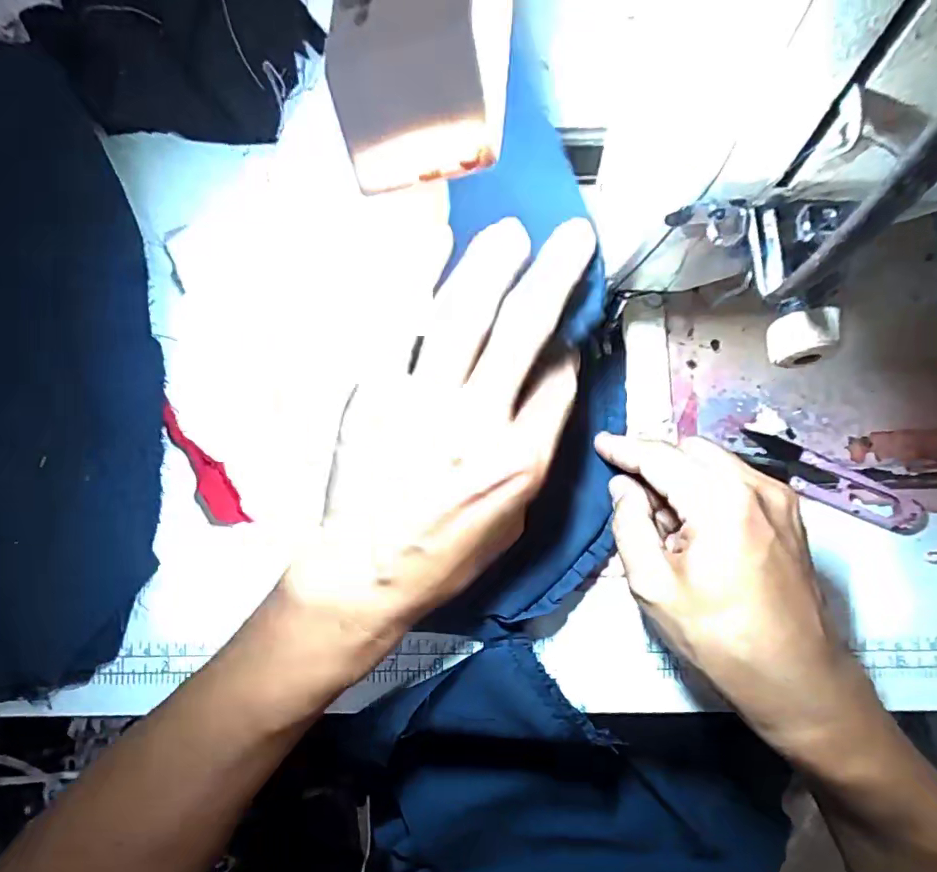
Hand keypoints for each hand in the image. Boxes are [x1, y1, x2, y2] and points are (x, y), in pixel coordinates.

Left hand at [277, 217, 597, 657]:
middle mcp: (476, 425)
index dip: (569, 351)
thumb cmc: (444, 560)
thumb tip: (542, 401)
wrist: (364, 575)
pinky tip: (432, 242)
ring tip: (512, 232)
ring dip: (491, 266)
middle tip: (573, 238)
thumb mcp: (513, 525)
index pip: (558, 384)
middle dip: (553, 278)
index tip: (570, 334)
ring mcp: (421, 404)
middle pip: (522, 334)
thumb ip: (532, 460)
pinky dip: (414, 278)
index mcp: (519, 463)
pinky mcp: (373, 395)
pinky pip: (396, 326)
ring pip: (462, 317)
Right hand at [594, 433, 881, 759]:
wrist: (794, 674)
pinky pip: (740, 483)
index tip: (601, 443)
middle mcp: (756, 485)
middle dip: (658, 465)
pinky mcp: (792, 516)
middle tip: (636, 504)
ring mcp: (781, 498)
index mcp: (721, 499)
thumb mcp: (654, 587)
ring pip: (718, 464)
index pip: (663, 456)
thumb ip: (630, 526)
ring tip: (670, 528)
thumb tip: (624, 488)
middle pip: (693, 451)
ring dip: (685, 479)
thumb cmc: (718, 637)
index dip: (626, 448)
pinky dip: (712, 491)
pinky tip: (702, 532)